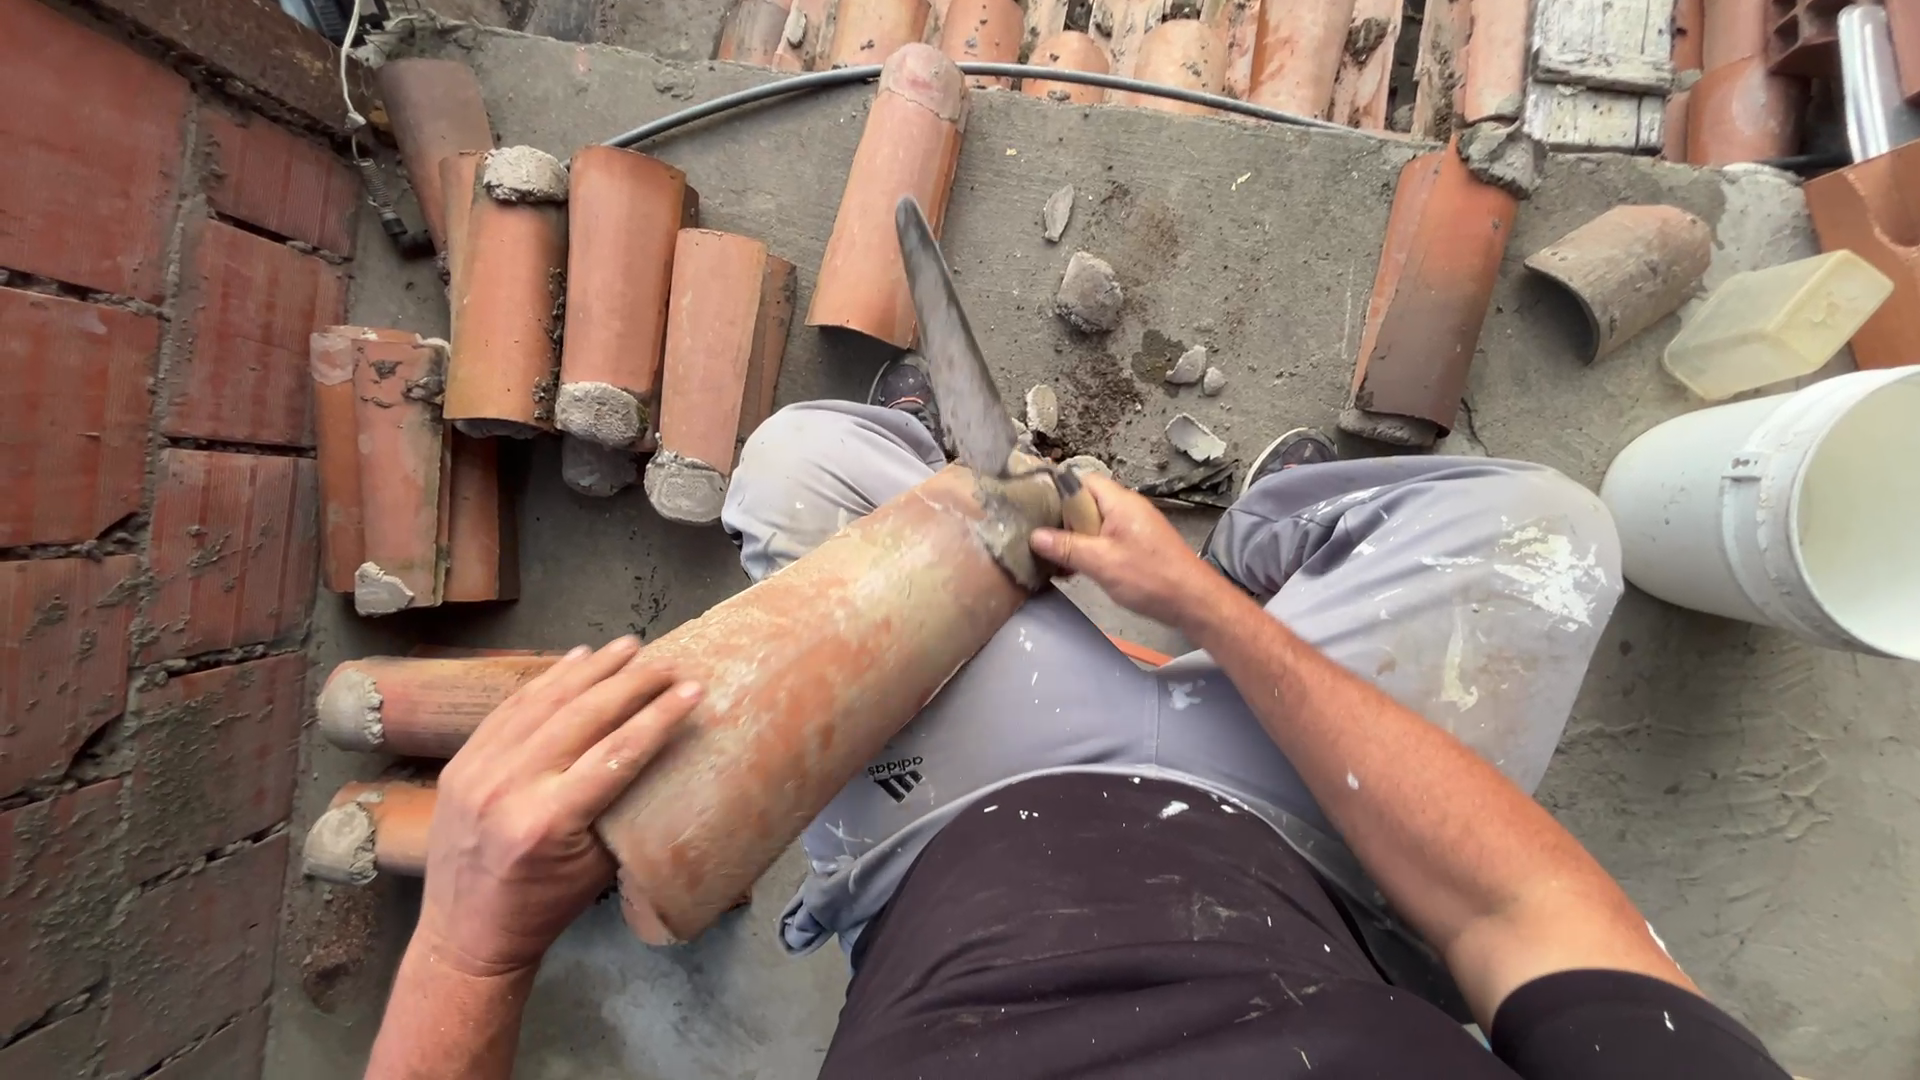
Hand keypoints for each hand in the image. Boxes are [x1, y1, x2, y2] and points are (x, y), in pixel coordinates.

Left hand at [415, 637, 702, 977]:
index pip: (619, 751)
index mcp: (549, 822)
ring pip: (546, 701)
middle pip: (584, 715)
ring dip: (594, 668)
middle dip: (634, 682)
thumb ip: (628, 807)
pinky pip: (512, 707)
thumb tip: (669, 752)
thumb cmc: (547, 906)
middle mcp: (509, 788)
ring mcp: (478, 771)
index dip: (661, 715)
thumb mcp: (602, 866)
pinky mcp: (462, 762)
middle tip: (669, 662)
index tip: (694, 688)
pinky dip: (549, 678)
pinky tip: (578, 657)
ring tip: (631, 645)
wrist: (464, 936)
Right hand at [1029, 473, 1223, 630]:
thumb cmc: (1153, 578)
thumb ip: (1067, 547)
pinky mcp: (1136, 545)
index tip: (1035, 510)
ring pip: (1092, 524)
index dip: (1057, 492)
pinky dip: (1088, 551)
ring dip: (1074, 540)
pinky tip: (1075, 570)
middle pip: (1084, 503)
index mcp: (1119, 502)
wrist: (1193, 602)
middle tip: (1042, 541)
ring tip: (1054, 559)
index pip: (1081, 481)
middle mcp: (1126, 509)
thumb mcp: (1101, 562)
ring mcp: (1132, 527)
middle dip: (1061, 521)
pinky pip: (1104, 540)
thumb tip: (1035, 536)